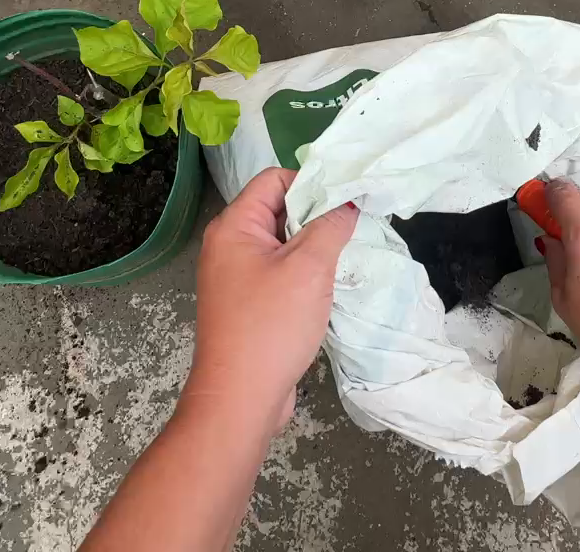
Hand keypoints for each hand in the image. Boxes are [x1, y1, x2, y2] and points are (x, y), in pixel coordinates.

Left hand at [181, 167, 357, 432]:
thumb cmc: (272, 326)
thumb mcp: (310, 268)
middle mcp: (228, 243)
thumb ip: (332, 226)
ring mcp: (235, 274)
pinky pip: (278, 269)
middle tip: (351, 226)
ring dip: (312, 244)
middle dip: (315, 214)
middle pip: (278, 208)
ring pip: (281, 241)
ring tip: (344, 254)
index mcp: (234, 226)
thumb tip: (348, 203)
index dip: (310, 183)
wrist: (240, 400)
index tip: (344, 200)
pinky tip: (326, 283)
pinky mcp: (245, 301)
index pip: (274, 179)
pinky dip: (302, 270)